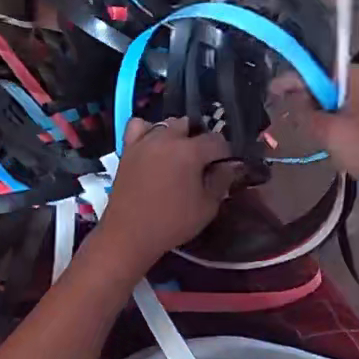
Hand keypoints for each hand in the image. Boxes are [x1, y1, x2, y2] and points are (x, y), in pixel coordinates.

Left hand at [91, 118, 243, 266]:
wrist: (128, 234)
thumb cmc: (171, 223)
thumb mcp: (207, 207)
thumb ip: (221, 181)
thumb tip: (231, 166)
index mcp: (190, 151)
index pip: (217, 141)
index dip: (225, 154)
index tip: (224, 168)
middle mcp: (167, 139)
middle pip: (190, 125)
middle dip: (201, 140)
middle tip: (202, 162)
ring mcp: (145, 141)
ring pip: (167, 123)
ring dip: (177, 134)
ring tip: (179, 154)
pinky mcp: (127, 149)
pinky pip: (139, 126)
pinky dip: (148, 130)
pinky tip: (153, 146)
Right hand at [271, 66, 358, 186]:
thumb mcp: (327, 131)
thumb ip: (302, 110)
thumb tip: (289, 96)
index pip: (316, 69)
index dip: (291, 81)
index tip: (271, 93)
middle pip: (327, 84)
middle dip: (307, 99)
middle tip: (291, 118)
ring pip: (338, 100)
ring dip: (321, 114)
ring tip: (311, 133)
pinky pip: (351, 112)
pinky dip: (337, 122)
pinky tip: (332, 141)